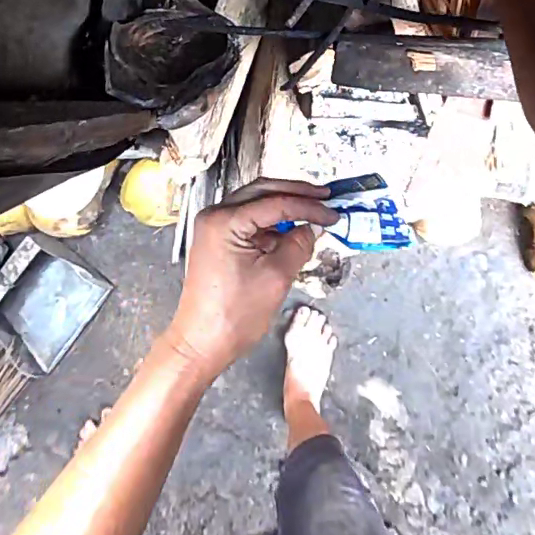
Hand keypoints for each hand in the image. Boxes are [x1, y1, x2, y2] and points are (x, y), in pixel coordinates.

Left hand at [161, 178, 335, 376]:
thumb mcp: (275, 278)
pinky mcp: (217, 239)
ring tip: (312, 210)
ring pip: (254, 204)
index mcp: (224, 220)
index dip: (307, 206)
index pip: (274, 203)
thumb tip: (311, 228)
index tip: (332, 213)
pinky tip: (291, 230)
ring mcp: (213, 226)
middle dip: (295, 193)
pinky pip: (248, 221)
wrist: (201, 342)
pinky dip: (270, 223)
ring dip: (283, 206)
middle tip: (324, 197)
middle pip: (261, 192)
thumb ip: (297, 246)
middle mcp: (214, 215)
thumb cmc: (234, 314)